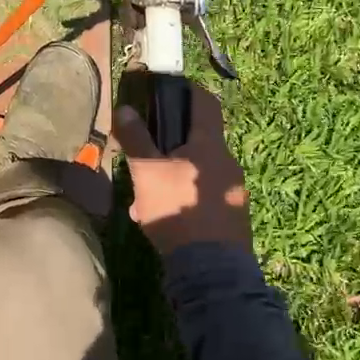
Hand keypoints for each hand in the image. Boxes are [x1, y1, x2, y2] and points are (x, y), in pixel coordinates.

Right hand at [113, 82, 254, 255]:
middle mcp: (228, 164)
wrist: (213, 272)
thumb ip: (135, 138)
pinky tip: (157, 214)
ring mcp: (233, 193)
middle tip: (142, 150)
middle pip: (197, 139)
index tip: (166, 87)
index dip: (188, 90)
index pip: (206, 103)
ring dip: (169, 173)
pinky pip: (201, 195)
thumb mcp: (146, 171)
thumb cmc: (177, 209)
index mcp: (211, 146)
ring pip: (195, 170)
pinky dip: (180, 195)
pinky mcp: (232, 218)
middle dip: (168, 142)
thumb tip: (126, 109)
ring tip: (143, 191)